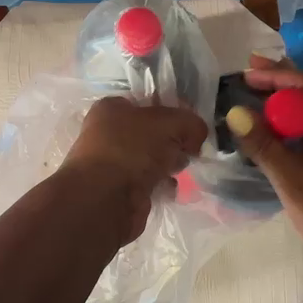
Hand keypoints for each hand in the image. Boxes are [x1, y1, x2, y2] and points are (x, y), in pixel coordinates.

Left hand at [60, 97, 207, 244]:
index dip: (172, 111)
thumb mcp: (169, 123)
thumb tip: (197, 135)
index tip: (191, 125)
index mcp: (112, 108)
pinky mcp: (120, 191)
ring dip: (169, 165)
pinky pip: (148, 183)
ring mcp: (112, 164)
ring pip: (151, 159)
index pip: (147, 103)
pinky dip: (161, 186)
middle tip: (188, 150)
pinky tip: (170, 190)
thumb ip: (190, 123)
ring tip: (178, 170)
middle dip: (173, 142)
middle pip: (151, 133)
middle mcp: (108, 133)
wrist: (105, 199)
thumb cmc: (132, 149)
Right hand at [230, 56, 302, 289]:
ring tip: (253, 103)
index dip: (278, 76)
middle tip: (247, 78)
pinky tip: (273, 138)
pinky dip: (292, 131)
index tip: (247, 72)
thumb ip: (265, 147)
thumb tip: (235, 114)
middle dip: (280, 86)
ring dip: (285, 110)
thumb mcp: (296, 184)